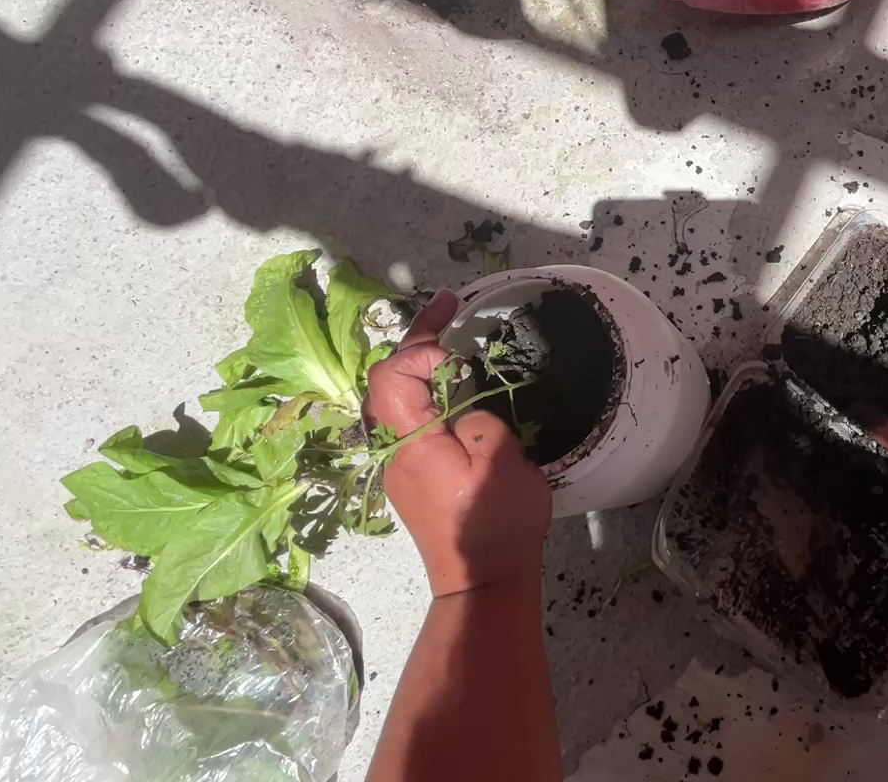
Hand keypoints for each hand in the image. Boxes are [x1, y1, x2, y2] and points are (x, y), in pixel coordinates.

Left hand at [366, 290, 551, 596]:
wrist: (482, 580)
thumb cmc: (494, 521)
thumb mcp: (502, 460)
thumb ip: (479, 420)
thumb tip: (463, 410)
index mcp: (412, 442)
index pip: (391, 376)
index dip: (418, 346)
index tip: (456, 340)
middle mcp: (395, 450)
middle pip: (386, 382)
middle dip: (415, 339)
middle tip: (450, 308)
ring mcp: (402, 465)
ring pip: (395, 400)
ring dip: (419, 363)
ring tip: (451, 337)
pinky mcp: (416, 476)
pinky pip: (411, 419)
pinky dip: (426, 390)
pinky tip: (453, 385)